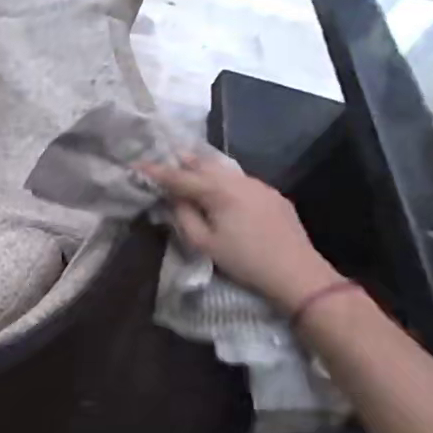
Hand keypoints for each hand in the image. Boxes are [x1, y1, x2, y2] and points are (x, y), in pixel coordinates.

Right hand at [143, 155, 344, 312]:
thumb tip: (173, 199)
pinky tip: (217, 190)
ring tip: (186, 170)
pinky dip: (222, 180)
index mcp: (219, 191)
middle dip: (181, 161)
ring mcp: (260, 186)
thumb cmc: (243, 260)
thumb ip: (183, 216)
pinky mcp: (272, 196)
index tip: (135, 164)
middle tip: (161, 160)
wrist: (296, 273)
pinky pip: (240, 181)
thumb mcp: (202, 243)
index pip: (180, 177)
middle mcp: (240, 181)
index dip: (156, 171)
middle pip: (205, 164)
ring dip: (202, 169)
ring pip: (224, 170)